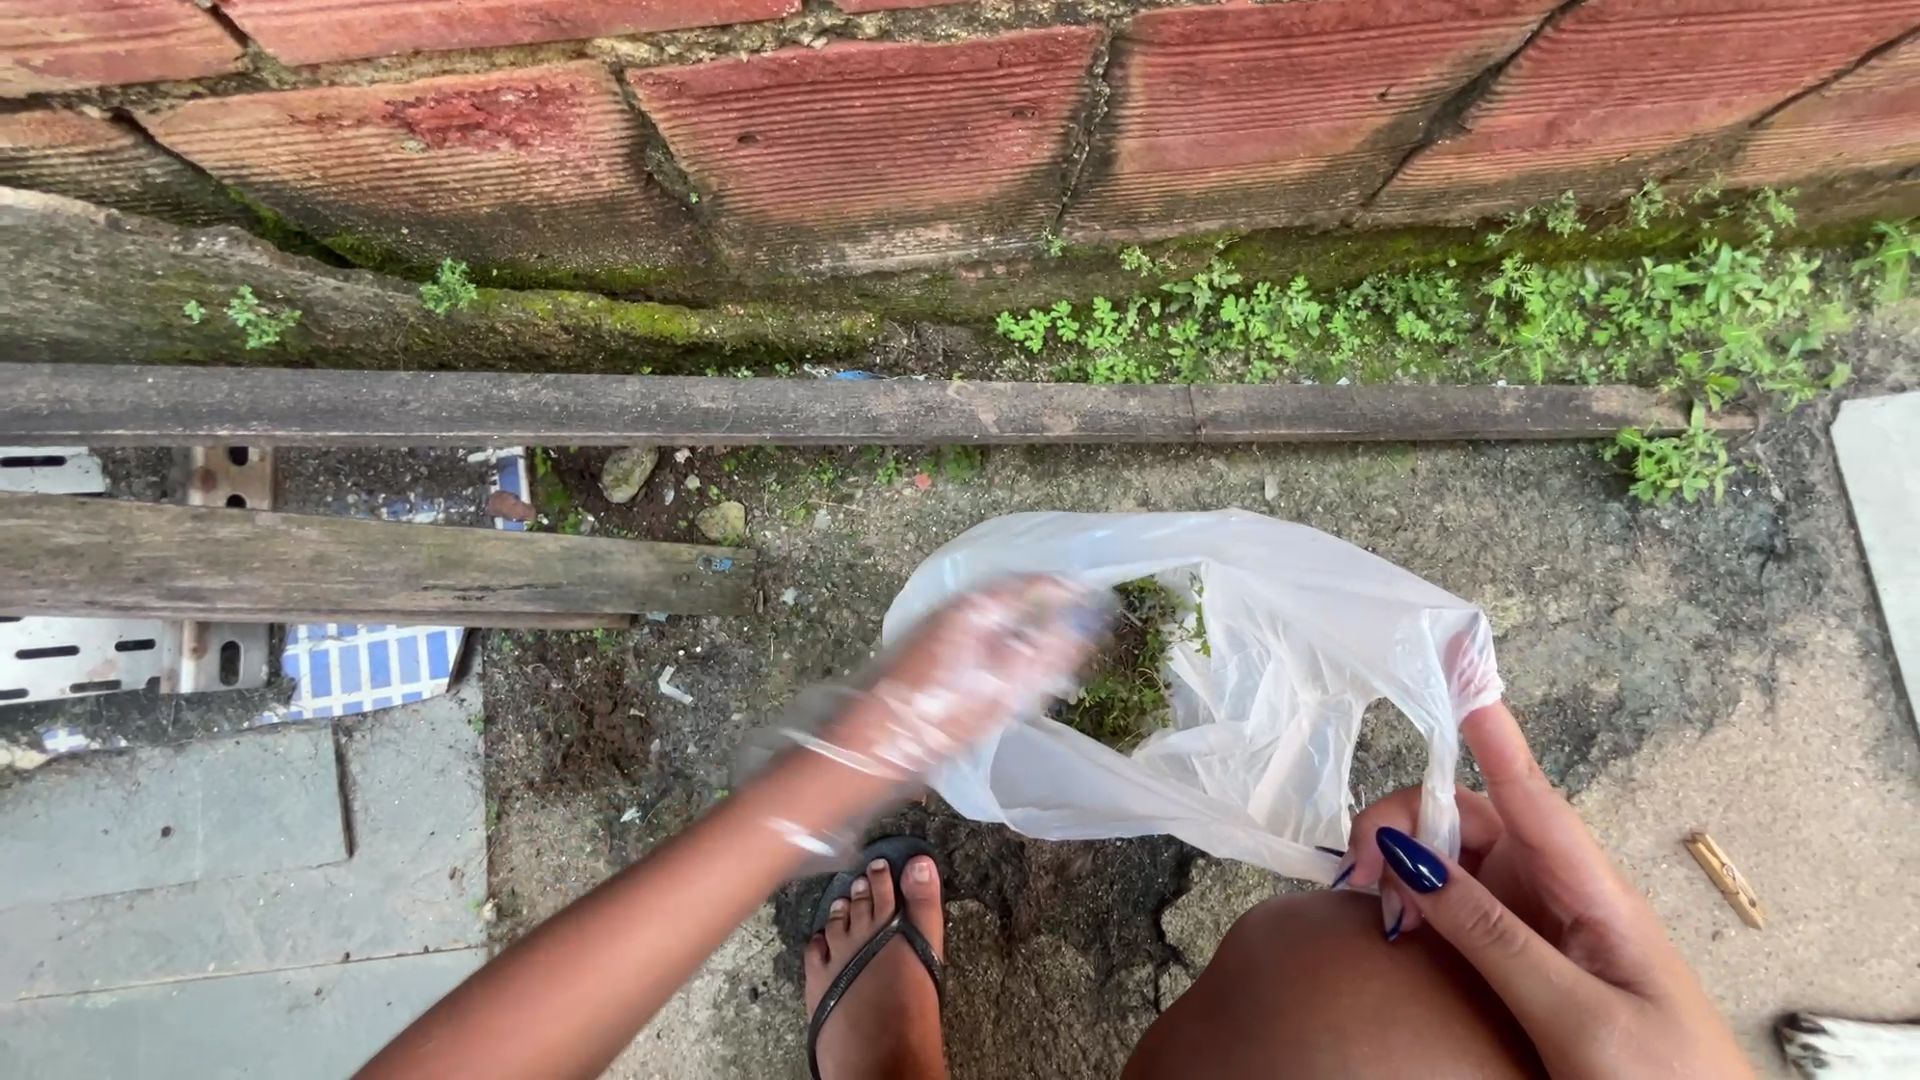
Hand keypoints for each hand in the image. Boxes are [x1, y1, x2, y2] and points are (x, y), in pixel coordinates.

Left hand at [816, 574, 1104, 780]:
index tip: (1091, 594)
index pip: (1032, 583)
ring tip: (1047, 640)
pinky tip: (1005, 664)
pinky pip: (973, 630)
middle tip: (1073, 616)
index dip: (1065, 588)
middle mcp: (953, 606)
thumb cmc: (938, 718)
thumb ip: (1048, 652)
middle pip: (1010, 594)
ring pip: (990, 613)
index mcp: (976, 609)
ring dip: (1020, 621)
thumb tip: (1086, 619)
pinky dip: (998, 637)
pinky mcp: (924, 646)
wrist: (868, 743)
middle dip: (1044, 602)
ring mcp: (935, 625)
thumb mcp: (1003, 688)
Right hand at [1342, 701, 1753, 1078]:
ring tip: (1376, 910)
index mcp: (1590, 889)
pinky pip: (1445, 896)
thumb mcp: (1582, 1019)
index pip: (1528, 791)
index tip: (1461, 667)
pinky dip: (1407, 899)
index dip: (1489, 729)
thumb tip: (1407, 856)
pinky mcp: (1512, 943)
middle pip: (1463, 817)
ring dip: (1399, 866)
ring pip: (1445, 853)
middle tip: (1363, 874)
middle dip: (1403, 827)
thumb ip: (1491, 936)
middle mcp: (1554, 885)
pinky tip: (1392, 924)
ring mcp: (1531, 912)